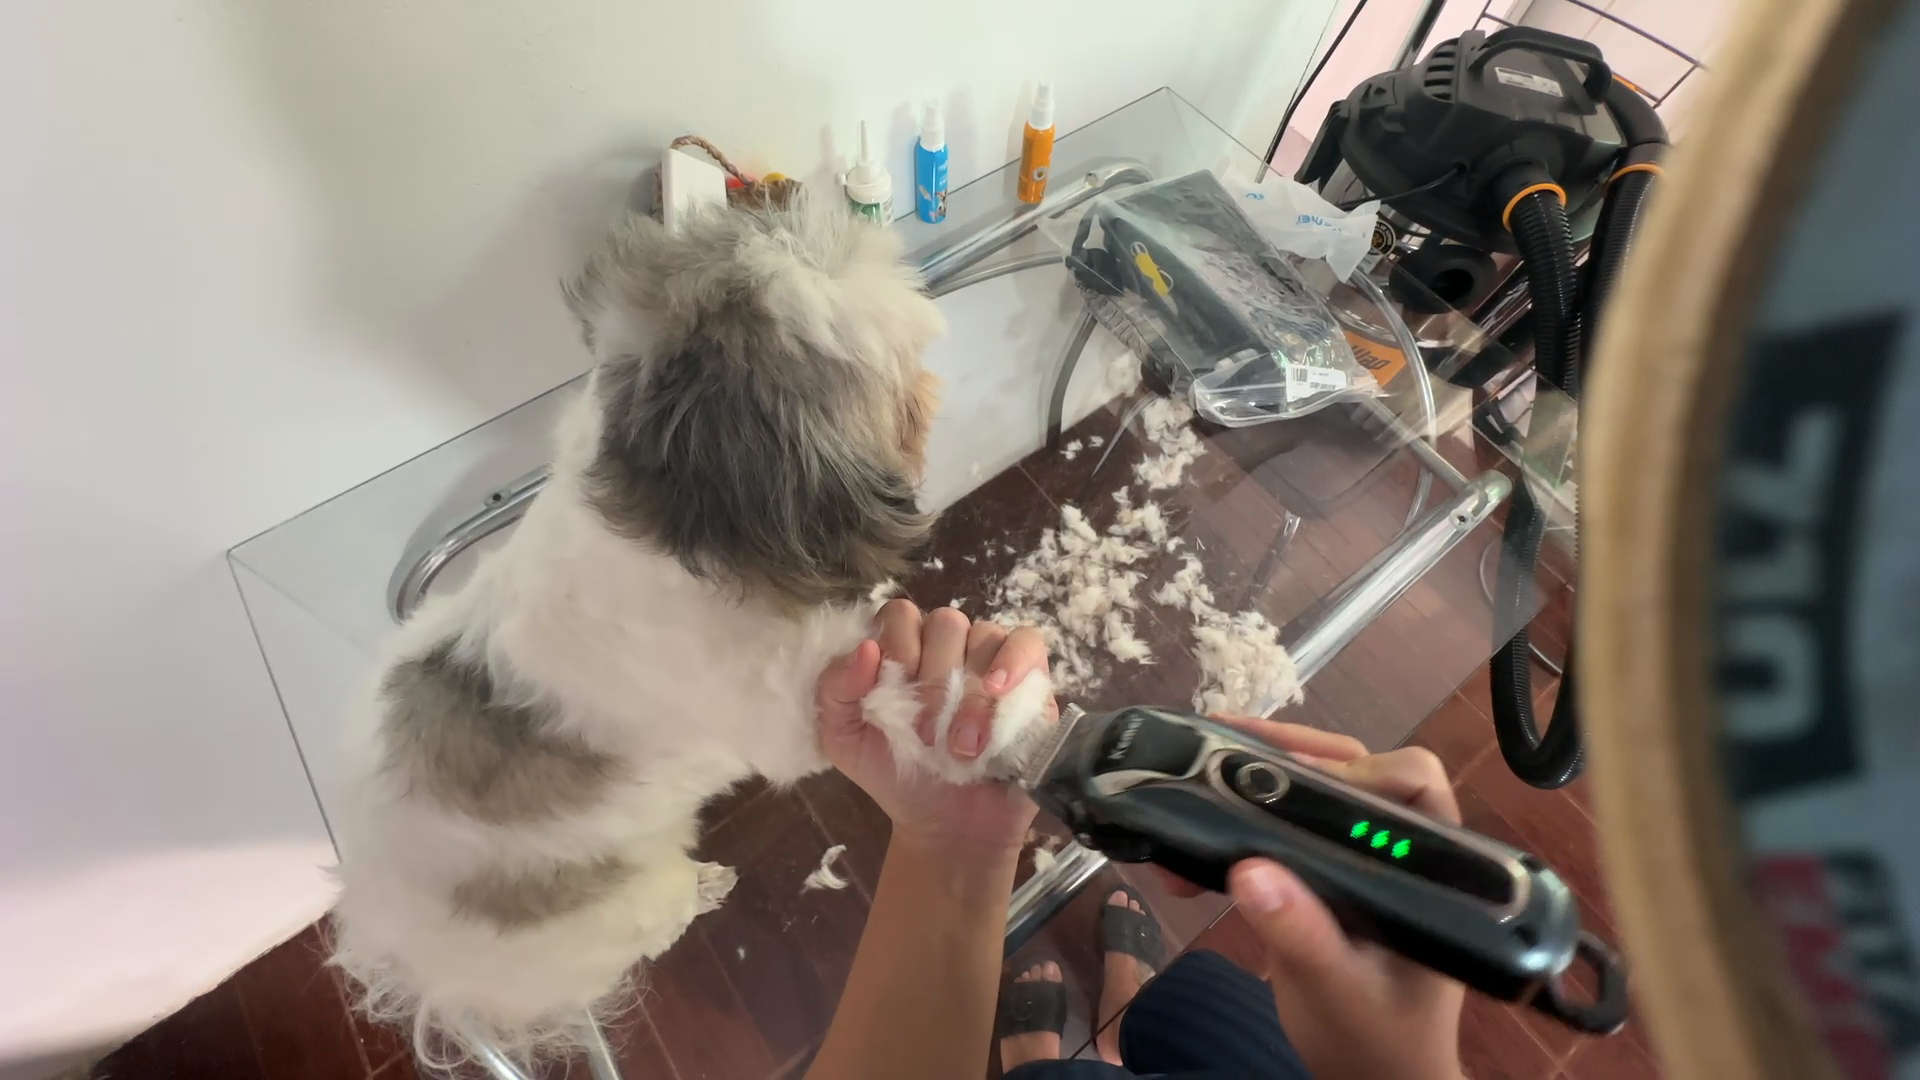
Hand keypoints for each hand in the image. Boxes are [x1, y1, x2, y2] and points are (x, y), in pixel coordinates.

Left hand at [815, 600, 1057, 859]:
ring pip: (985, 635)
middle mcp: (949, 645)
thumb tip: (865, 648)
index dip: (898, 646)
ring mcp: (992, 658)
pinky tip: (999, 691)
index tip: (894, 694)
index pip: (901, 614)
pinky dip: (1014, 662)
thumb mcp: (844, 740)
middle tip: (926, 736)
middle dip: (934, 680)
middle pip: (946, 622)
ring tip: (962, 746)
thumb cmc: (895, 775)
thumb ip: (836, 691)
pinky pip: (1028, 643)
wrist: (948, 825)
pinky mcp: (1031, 678)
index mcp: (905, 648)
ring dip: (971, 693)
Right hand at [1216, 718, 1466, 1079]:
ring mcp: (1353, 856)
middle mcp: (1392, 850)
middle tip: (1224, 746)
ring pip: (1310, 784)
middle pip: (1351, 765)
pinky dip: (1234, 811)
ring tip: (1199, 759)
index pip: (1414, 783)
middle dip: (1287, 750)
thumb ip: (1303, 936)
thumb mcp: (1338, 993)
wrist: (1364, 1077)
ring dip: (1254, 768)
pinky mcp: (1316, 867)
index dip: (1362, 772)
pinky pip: (1278, 818)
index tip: (1298, 788)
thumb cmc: (1374, 1045)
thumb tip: (1249, 870)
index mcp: (1426, 871)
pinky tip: (1191, 821)